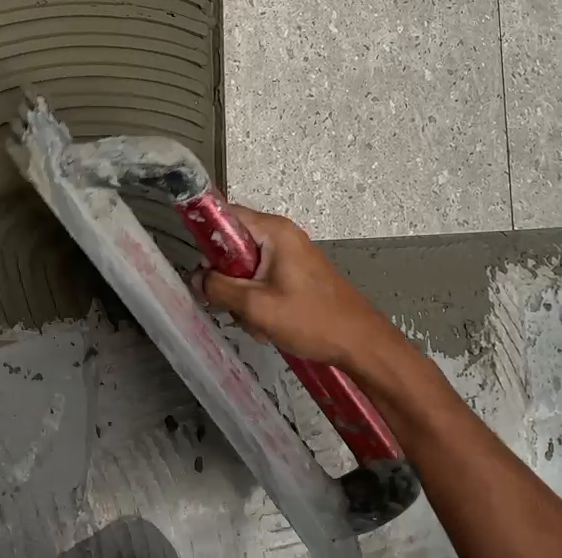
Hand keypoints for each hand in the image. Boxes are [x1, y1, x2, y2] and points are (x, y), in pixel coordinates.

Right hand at [193, 206, 403, 370]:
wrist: (365, 348)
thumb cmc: (314, 320)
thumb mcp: (256, 306)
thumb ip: (218, 288)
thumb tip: (196, 280)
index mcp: (274, 231)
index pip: (224, 213)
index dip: (205, 235)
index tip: (200, 263)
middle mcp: (282, 235)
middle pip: (232, 243)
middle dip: (225, 274)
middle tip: (228, 299)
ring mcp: (290, 255)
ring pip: (245, 265)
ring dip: (241, 292)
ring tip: (252, 318)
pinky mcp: (295, 274)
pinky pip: (261, 278)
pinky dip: (257, 298)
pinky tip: (266, 322)